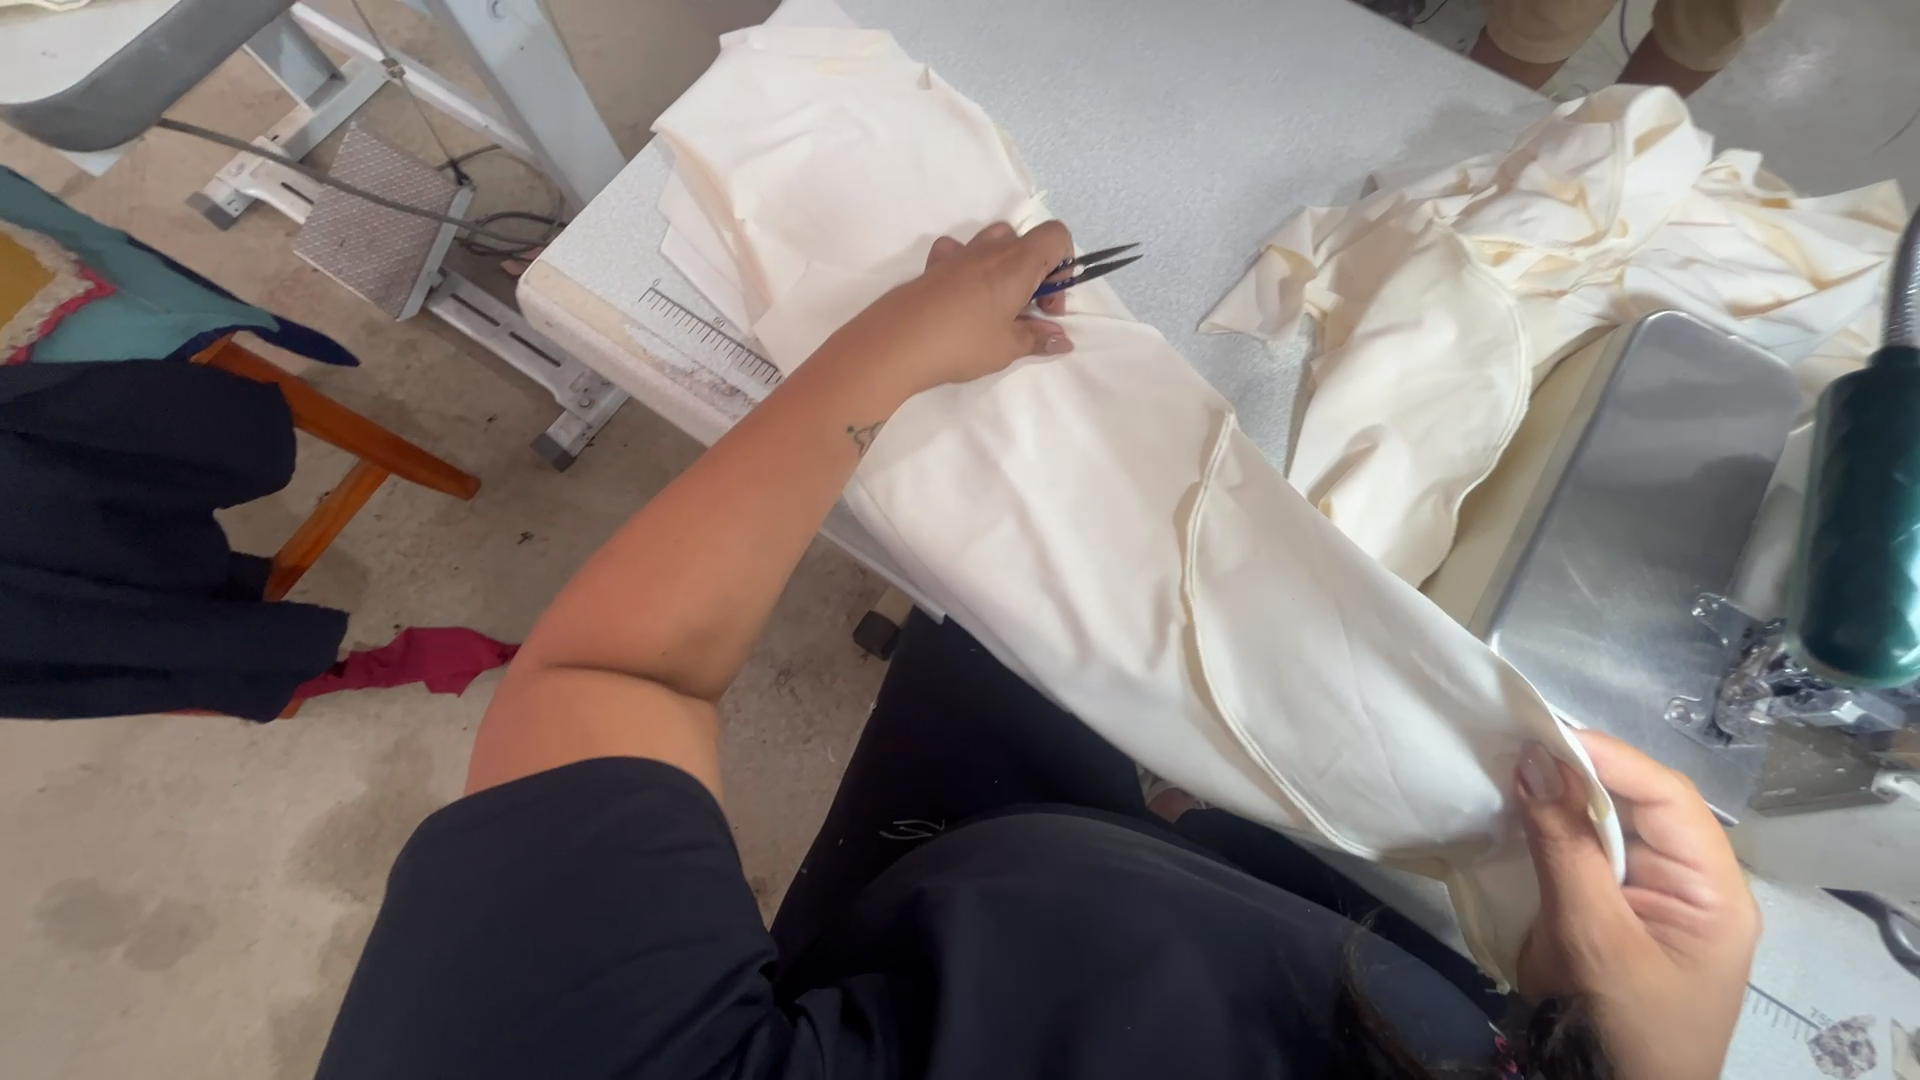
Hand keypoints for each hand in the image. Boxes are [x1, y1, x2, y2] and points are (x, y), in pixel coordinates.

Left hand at [823, 221, 1075, 396]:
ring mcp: (958, 254)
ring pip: (992, 241)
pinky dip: (967, 265)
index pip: (1056, 235)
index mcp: (1017, 263)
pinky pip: (957, 251)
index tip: (1049, 305)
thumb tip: (1062, 341)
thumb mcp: (1007, 348)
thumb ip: (1037, 339)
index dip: (1064, 265)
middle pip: (1025, 241)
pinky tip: (961, 294)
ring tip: (995, 305)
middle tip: (1026, 312)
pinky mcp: (932, 266)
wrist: (897, 343)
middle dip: (1035, 272)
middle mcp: (989, 249)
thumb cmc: (961, 343)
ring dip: (1003, 267)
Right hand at [1516, 731, 1759, 1079]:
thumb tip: (1532, 762)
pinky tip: (1515, 800)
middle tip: (1513, 741)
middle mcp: (1687, 879)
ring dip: (1558, 787)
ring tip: (1507, 761)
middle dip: (1578, 765)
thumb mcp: (1592, 933)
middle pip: (1639, 798)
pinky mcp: (1607, 896)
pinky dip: (1547, 815)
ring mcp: (1647, 888)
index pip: (1668, 798)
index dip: (1608, 757)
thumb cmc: (1619, 1018)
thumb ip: (1565, 845)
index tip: (1540, 734)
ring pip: (1608, 815)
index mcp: (1711, 890)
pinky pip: (1583, 840)